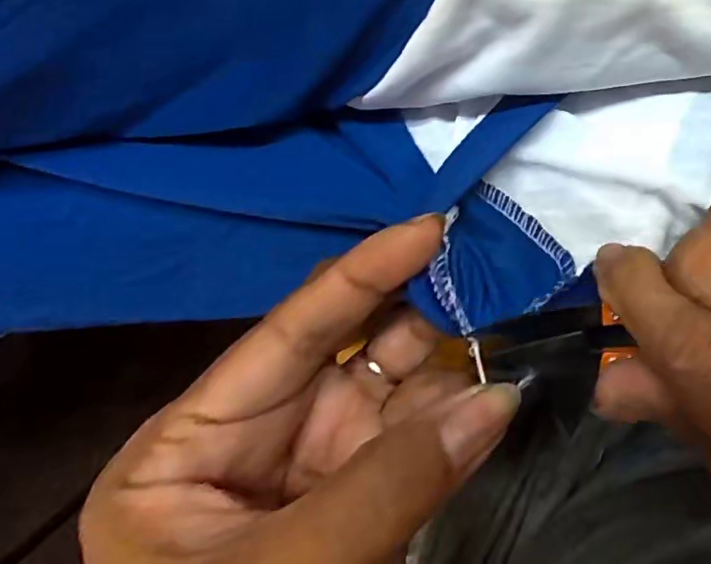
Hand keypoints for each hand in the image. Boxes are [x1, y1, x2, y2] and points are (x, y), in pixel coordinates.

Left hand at [81, 215, 519, 563]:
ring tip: (517, 309)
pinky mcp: (376, 483)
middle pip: (358, 342)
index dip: (365, 271)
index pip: (292, 329)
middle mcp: (266, 431)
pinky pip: (431, 426)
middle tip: (493, 262)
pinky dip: (469, 404)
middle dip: (427, 301)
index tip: (433, 225)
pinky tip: (506, 378)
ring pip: (405, 379)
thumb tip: (501, 395)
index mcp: (194, 441)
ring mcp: (326, 455)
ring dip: (461, 348)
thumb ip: (388, 484)